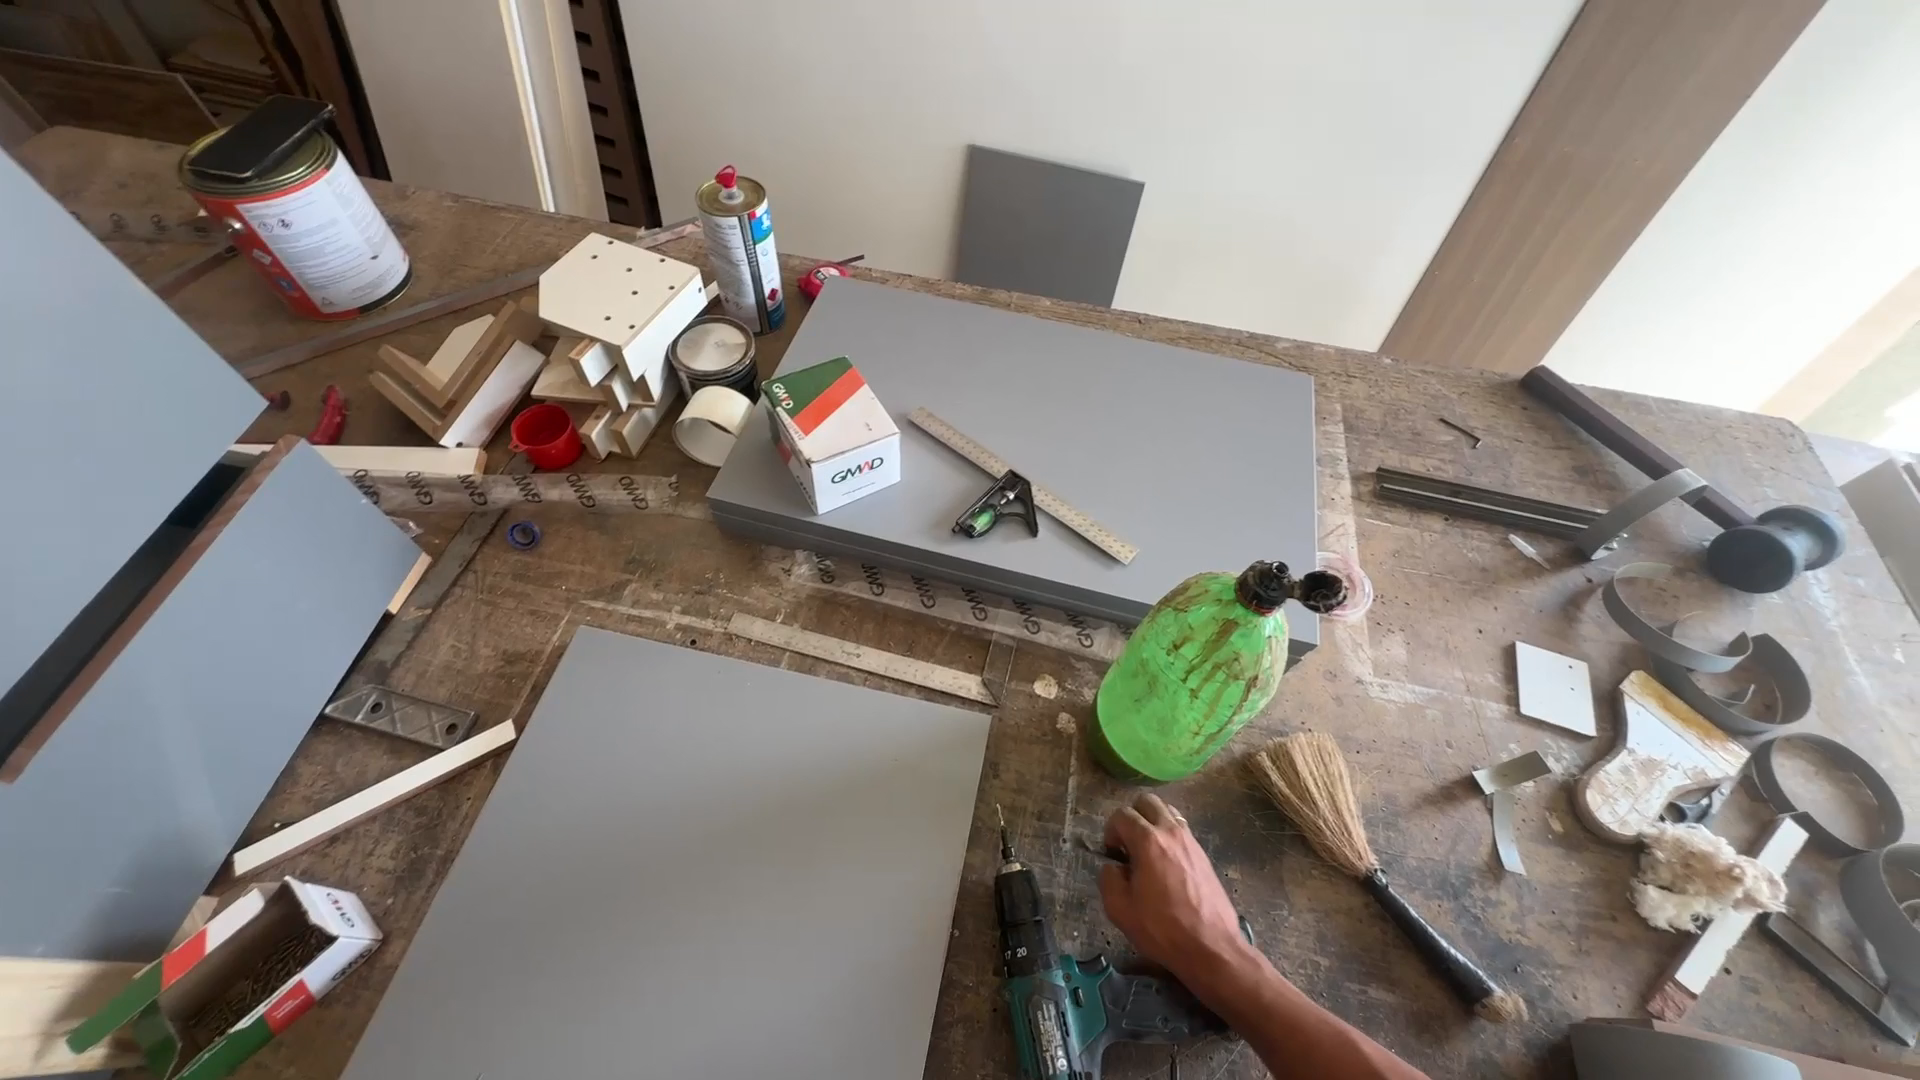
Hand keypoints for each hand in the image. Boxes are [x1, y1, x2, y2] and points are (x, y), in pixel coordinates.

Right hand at [1098, 794, 1252, 983]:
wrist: (1211, 948)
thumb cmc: (1163, 929)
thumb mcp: (1120, 910)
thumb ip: (1108, 879)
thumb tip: (1114, 867)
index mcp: (1148, 841)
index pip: (1122, 815)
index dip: (1111, 832)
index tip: (1113, 855)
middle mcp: (1171, 832)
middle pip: (1147, 801)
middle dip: (1132, 817)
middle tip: (1129, 845)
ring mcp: (1191, 842)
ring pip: (1167, 812)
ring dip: (1152, 823)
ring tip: (1148, 852)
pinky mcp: (1204, 855)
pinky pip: (1181, 830)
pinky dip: (1169, 837)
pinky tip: (1166, 866)